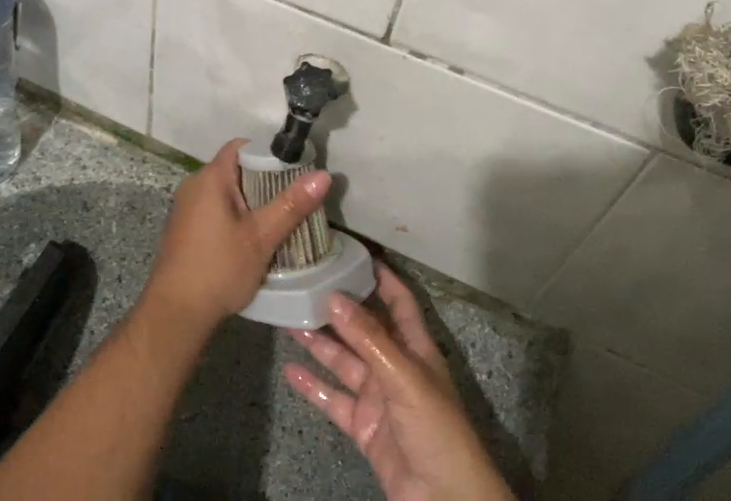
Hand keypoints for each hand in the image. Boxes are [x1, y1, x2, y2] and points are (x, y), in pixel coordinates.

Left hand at [140, 138, 329, 333]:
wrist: (175, 313)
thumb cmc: (218, 269)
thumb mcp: (261, 237)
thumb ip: (291, 204)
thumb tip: (323, 175)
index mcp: (210, 178)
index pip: (241, 147)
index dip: (269, 152)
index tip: (296, 167)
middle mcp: (194, 185)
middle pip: (236, 169)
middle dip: (266, 181)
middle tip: (296, 197)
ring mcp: (186, 208)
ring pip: (226, 193)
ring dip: (252, 202)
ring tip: (281, 218)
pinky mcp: (185, 229)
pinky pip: (215, 210)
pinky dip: (236, 216)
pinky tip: (254, 238)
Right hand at [284, 266, 514, 500]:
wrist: (442, 497)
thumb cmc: (435, 428)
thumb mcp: (403, 377)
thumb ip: (368, 338)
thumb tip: (335, 297)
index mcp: (416, 349)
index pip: (398, 302)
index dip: (381, 278)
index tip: (353, 254)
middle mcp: (396, 366)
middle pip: (363, 330)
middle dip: (338, 309)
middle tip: (305, 284)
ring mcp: (378, 398)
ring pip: (344, 362)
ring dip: (319, 343)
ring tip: (288, 318)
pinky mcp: (364, 426)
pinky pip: (334, 400)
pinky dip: (313, 386)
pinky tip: (290, 370)